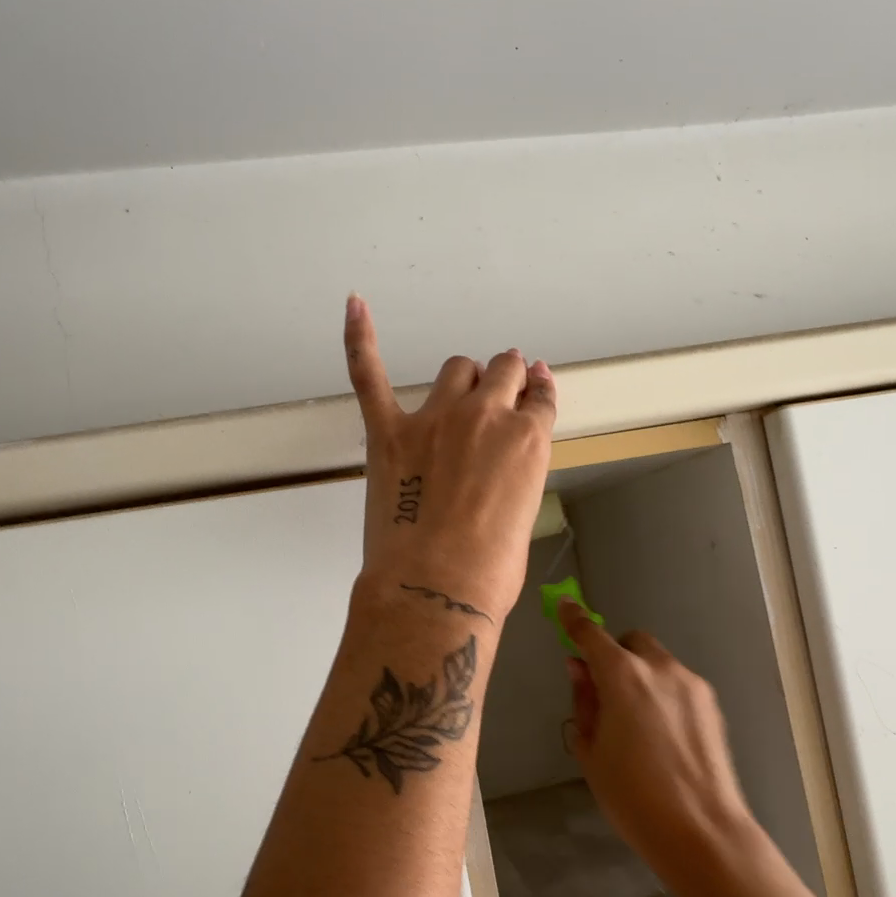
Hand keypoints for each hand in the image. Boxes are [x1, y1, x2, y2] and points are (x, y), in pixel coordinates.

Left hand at [343, 293, 555, 622]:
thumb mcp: (524, 517)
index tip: (533, 388)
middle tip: (497, 394)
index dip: (537, 392)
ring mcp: (435, 419)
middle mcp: (486, 416)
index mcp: (528, 440)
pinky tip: (356, 306)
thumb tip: (503, 465)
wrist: (435, 590)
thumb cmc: (488, 572)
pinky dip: (362, 338)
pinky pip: (369, 373)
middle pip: (501, 371)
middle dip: (504, 378)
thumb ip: (518, 474)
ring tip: (459, 389)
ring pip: (455, 368)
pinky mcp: (389, 431)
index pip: (539, 399)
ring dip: (463, 376)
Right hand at [559, 600, 760, 885]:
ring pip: (658, 664)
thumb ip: (584, 701)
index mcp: (622, 676)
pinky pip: (677, 685)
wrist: (700, 830)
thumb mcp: (591, 750)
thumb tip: (580, 668)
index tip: (564, 607)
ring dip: (640, 676)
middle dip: (615, 656)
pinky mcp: (711, 705)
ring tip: (635, 724)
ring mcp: (691, 685)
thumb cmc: (632, 795)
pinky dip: (662, 694)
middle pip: (631, 643)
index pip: (591, 634)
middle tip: (604, 692)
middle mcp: (659, 668)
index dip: (574, 619)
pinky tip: (661, 736)